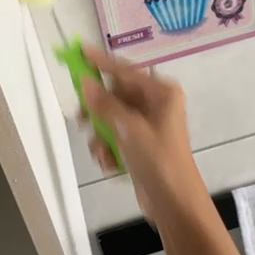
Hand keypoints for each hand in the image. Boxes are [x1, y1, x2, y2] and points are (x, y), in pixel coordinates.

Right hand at [80, 47, 206, 227]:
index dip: (101, 61)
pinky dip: (108, 148)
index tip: (79, 50)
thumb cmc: (159, 162)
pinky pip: (114, 135)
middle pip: (115, 95)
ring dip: (101, 135)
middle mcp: (155, 103)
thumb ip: (106, 106)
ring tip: (102, 152)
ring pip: (110, 117)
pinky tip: (110, 164)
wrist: (175, 204)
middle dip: (98, 111)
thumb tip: (86, 82)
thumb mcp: (130, 131)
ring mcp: (147, 124)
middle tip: (82, 120)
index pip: (125, 71)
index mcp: (161, 93)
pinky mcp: (139, 143)